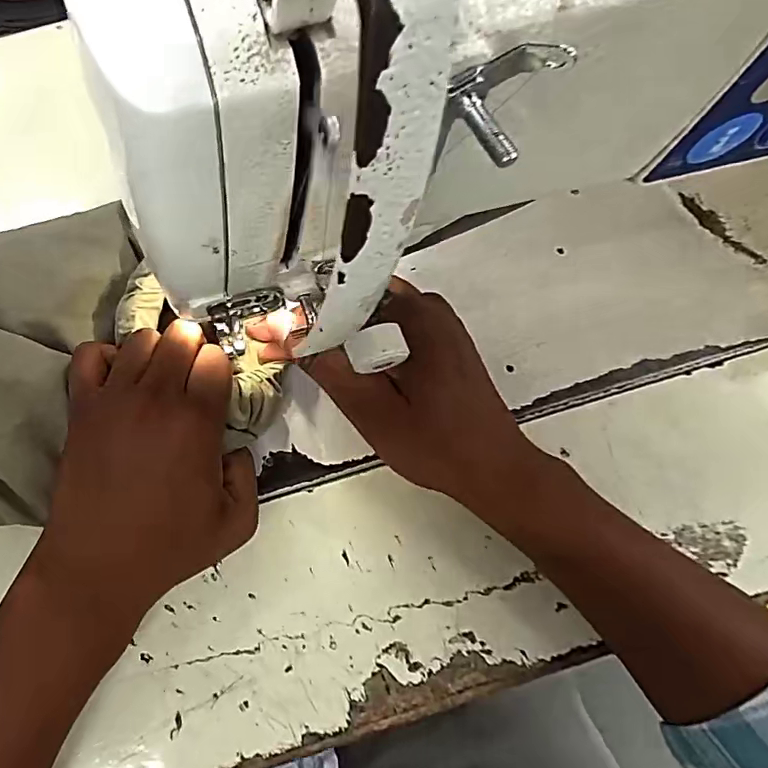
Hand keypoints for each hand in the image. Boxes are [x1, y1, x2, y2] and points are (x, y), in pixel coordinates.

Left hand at [33, 320, 259, 628]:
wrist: (98, 564)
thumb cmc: (168, 547)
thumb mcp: (236, 523)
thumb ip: (249, 475)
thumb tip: (235, 445)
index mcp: (196, 422)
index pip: (214, 357)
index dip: (221, 369)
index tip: (218, 388)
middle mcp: (155, 399)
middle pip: (180, 336)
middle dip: (194, 348)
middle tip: (193, 376)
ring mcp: (114, 398)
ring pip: (141, 338)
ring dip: (156, 350)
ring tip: (158, 378)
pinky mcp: (82, 407)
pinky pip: (90, 354)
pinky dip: (107, 356)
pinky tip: (119, 380)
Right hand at [304, 279, 556, 521]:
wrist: (492, 469)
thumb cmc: (446, 447)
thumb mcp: (375, 411)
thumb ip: (330, 369)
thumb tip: (293, 339)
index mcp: (420, 319)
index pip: (344, 297)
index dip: (301, 314)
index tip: (275, 330)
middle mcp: (432, 312)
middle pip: (355, 298)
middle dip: (313, 319)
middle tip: (280, 340)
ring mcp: (437, 326)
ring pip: (369, 311)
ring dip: (333, 330)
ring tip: (301, 351)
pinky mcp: (437, 343)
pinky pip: (386, 326)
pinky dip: (357, 340)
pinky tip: (339, 360)